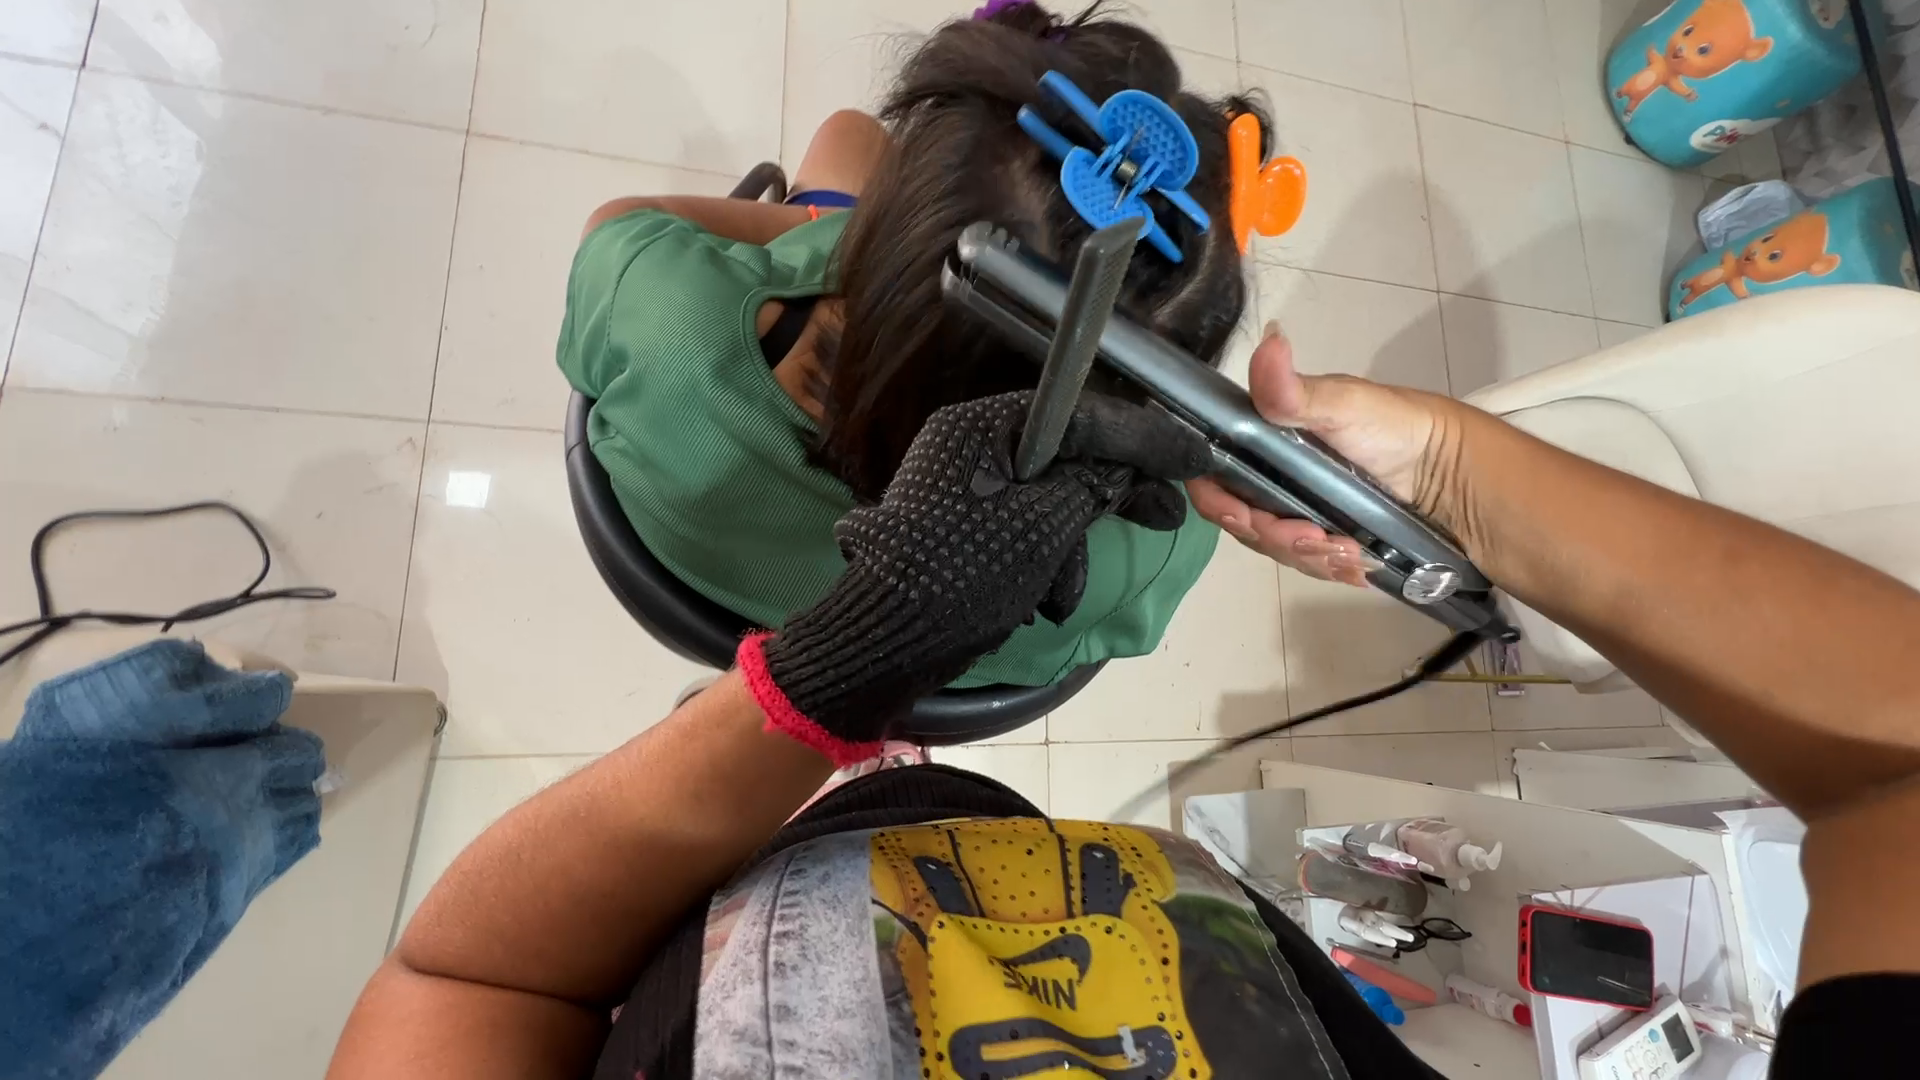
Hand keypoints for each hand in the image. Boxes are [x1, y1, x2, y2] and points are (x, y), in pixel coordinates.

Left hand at [740, 391, 1210, 763]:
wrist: (891, 641)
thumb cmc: (965, 575)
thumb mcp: (1043, 525)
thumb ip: (1093, 484)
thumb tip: (1127, 471)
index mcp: (980, 427)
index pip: (1078, 414)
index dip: (1141, 435)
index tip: (1192, 456)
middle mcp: (968, 445)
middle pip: (1064, 455)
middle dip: (1108, 496)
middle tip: (1165, 513)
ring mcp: (962, 487)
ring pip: (1046, 498)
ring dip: (1068, 546)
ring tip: (1063, 593)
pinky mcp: (963, 525)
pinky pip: (1022, 526)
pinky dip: (1042, 560)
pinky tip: (1043, 600)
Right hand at [1187, 323, 1459, 585]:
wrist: (1458, 473)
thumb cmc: (1396, 429)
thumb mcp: (1344, 405)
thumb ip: (1294, 391)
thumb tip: (1268, 342)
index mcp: (1261, 445)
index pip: (1213, 479)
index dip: (1217, 501)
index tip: (1244, 516)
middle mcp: (1270, 479)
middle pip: (1241, 521)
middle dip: (1274, 536)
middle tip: (1315, 537)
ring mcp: (1296, 511)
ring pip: (1273, 548)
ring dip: (1307, 556)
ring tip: (1349, 551)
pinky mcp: (1323, 540)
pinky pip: (1307, 565)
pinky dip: (1330, 567)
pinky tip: (1357, 562)